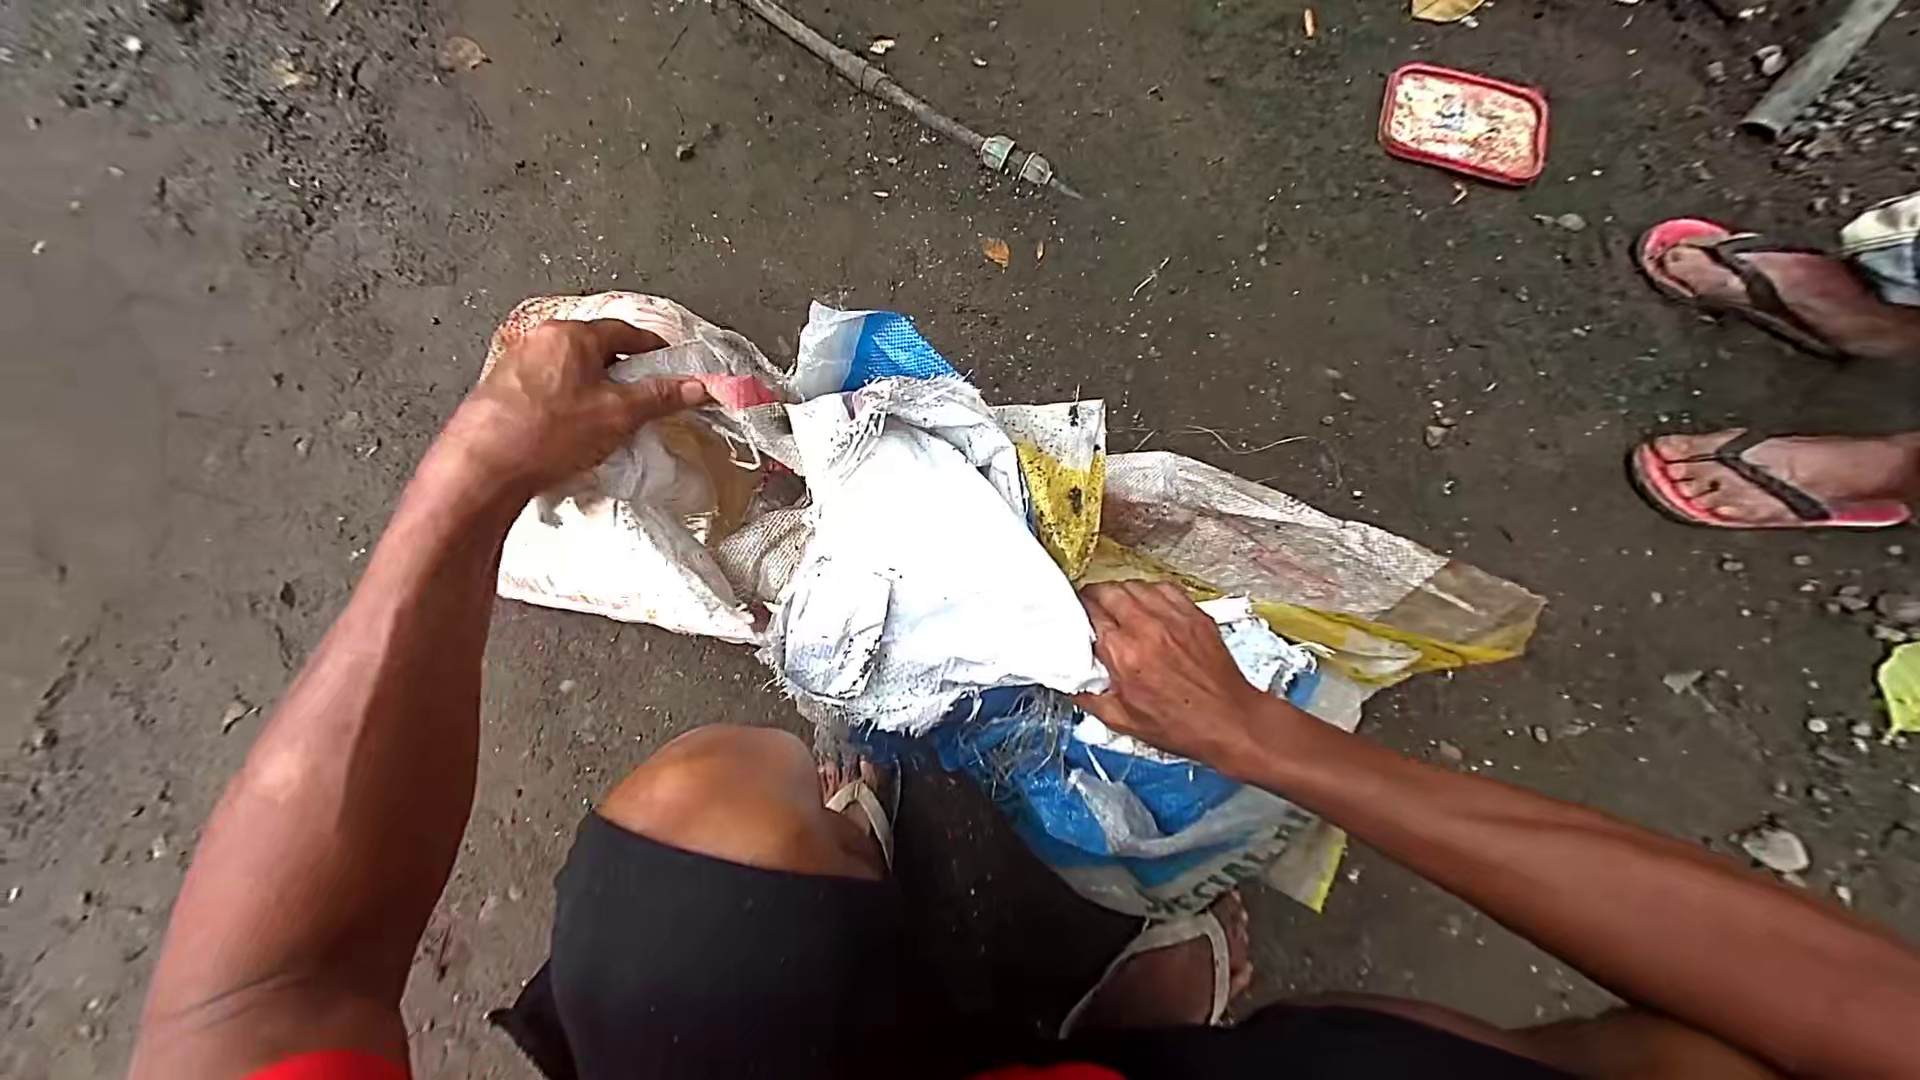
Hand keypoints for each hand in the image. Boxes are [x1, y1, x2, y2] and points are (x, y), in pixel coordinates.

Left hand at [441, 318, 710, 496]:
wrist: (485, 468)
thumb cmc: (544, 434)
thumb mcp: (621, 414)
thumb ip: (662, 396)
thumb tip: (693, 386)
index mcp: (570, 335)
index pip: (628, 332)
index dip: (658, 353)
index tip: (674, 370)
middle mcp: (540, 341)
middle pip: (601, 350)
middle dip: (629, 375)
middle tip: (648, 402)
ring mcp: (519, 364)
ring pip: (577, 371)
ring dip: (601, 391)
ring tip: (613, 422)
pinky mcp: (506, 390)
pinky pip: (555, 388)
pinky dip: (576, 404)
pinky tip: (581, 432)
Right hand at [1075, 581, 1282, 767]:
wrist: (1231, 722)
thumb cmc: (1181, 725)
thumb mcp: (1122, 721)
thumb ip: (1088, 698)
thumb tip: (1068, 682)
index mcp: (1124, 654)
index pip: (1089, 614)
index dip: (1077, 614)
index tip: (1074, 620)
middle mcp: (1147, 629)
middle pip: (1107, 591)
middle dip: (1093, 597)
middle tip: (1091, 608)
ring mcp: (1173, 618)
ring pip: (1133, 584)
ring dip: (1118, 592)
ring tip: (1116, 605)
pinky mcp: (1193, 615)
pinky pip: (1162, 587)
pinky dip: (1148, 591)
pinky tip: (1145, 604)